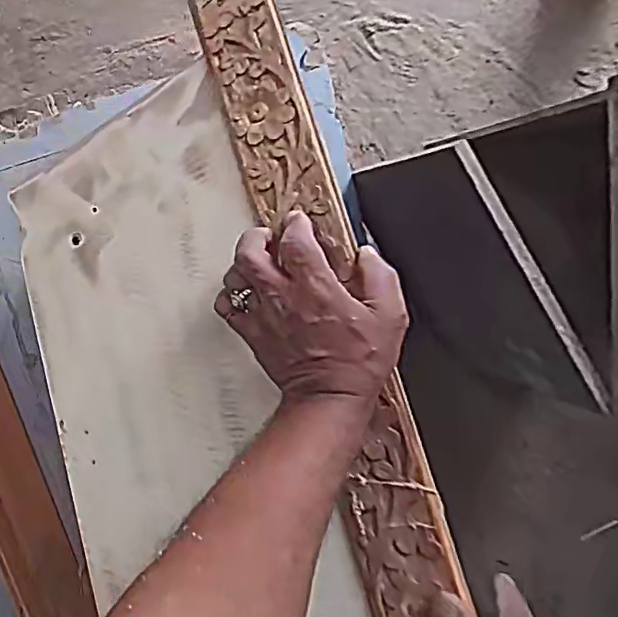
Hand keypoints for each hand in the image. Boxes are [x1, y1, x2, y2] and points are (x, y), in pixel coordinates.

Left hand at [212, 209, 406, 403]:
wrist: (329, 395)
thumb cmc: (358, 361)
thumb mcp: (390, 314)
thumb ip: (380, 276)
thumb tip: (366, 254)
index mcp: (316, 289)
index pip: (295, 243)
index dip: (295, 225)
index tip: (298, 221)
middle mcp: (283, 298)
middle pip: (250, 254)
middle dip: (255, 237)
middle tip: (267, 235)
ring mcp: (262, 315)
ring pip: (235, 278)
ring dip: (241, 264)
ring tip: (255, 262)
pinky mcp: (251, 332)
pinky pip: (227, 307)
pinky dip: (229, 295)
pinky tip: (243, 293)